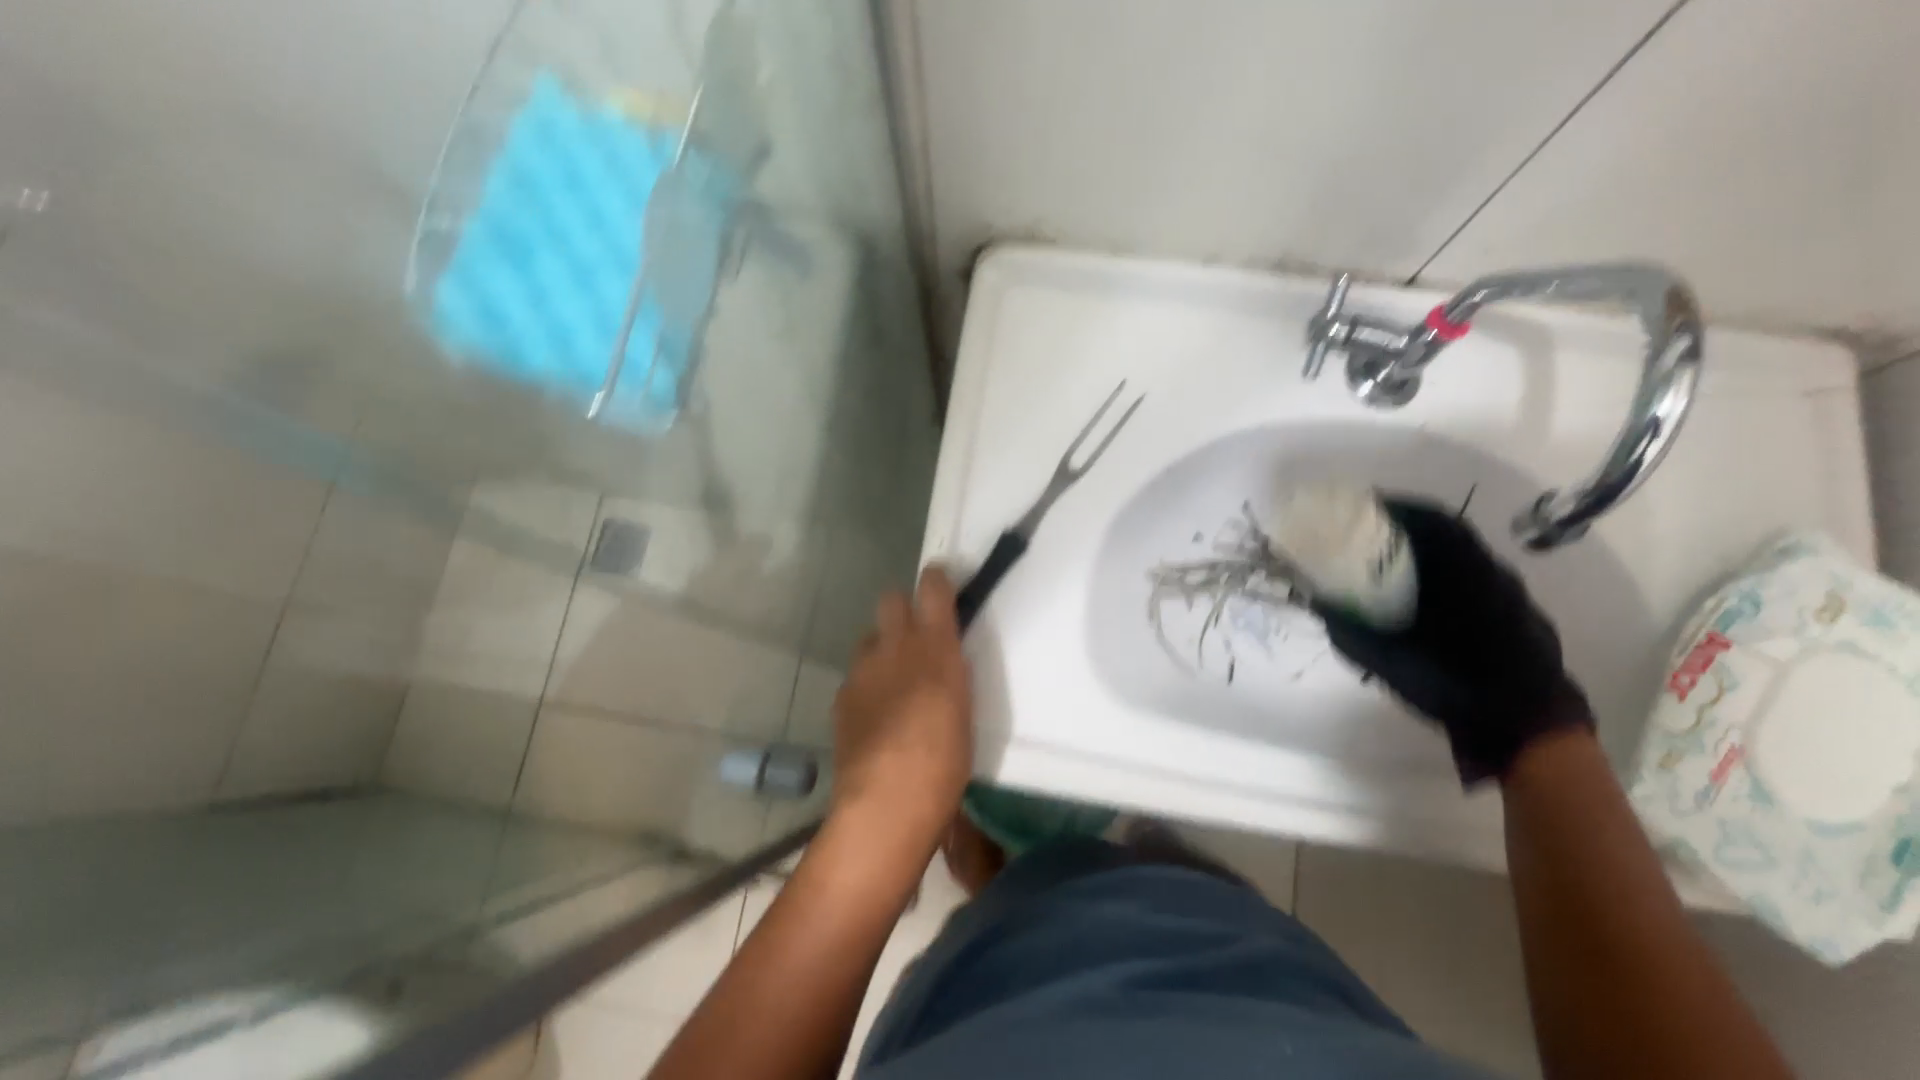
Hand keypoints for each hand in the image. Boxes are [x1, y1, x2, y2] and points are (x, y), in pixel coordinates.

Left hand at [830, 566, 973, 847]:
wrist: (886, 800)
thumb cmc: (944, 761)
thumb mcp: (964, 711)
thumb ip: (951, 676)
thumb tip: (944, 666)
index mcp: (935, 646)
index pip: (931, 587)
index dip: (936, 580)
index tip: (941, 583)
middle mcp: (894, 648)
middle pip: (891, 600)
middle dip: (903, 609)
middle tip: (917, 637)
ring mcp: (861, 672)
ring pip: (870, 641)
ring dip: (883, 650)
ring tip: (895, 683)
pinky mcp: (842, 699)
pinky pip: (857, 678)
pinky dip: (868, 686)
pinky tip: (876, 717)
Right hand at [1314, 497, 1591, 783]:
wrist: (1527, 727)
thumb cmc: (1456, 685)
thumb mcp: (1391, 662)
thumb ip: (1352, 631)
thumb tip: (1320, 605)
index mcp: (1462, 572)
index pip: (1429, 519)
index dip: (1396, 507)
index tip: (1363, 508)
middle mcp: (1490, 571)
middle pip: (1446, 535)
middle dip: (1406, 531)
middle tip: (1368, 538)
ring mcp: (1510, 594)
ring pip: (1463, 560)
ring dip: (1429, 557)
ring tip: (1392, 570)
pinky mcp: (1519, 615)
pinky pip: (1476, 582)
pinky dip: (1447, 579)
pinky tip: (1428, 606)